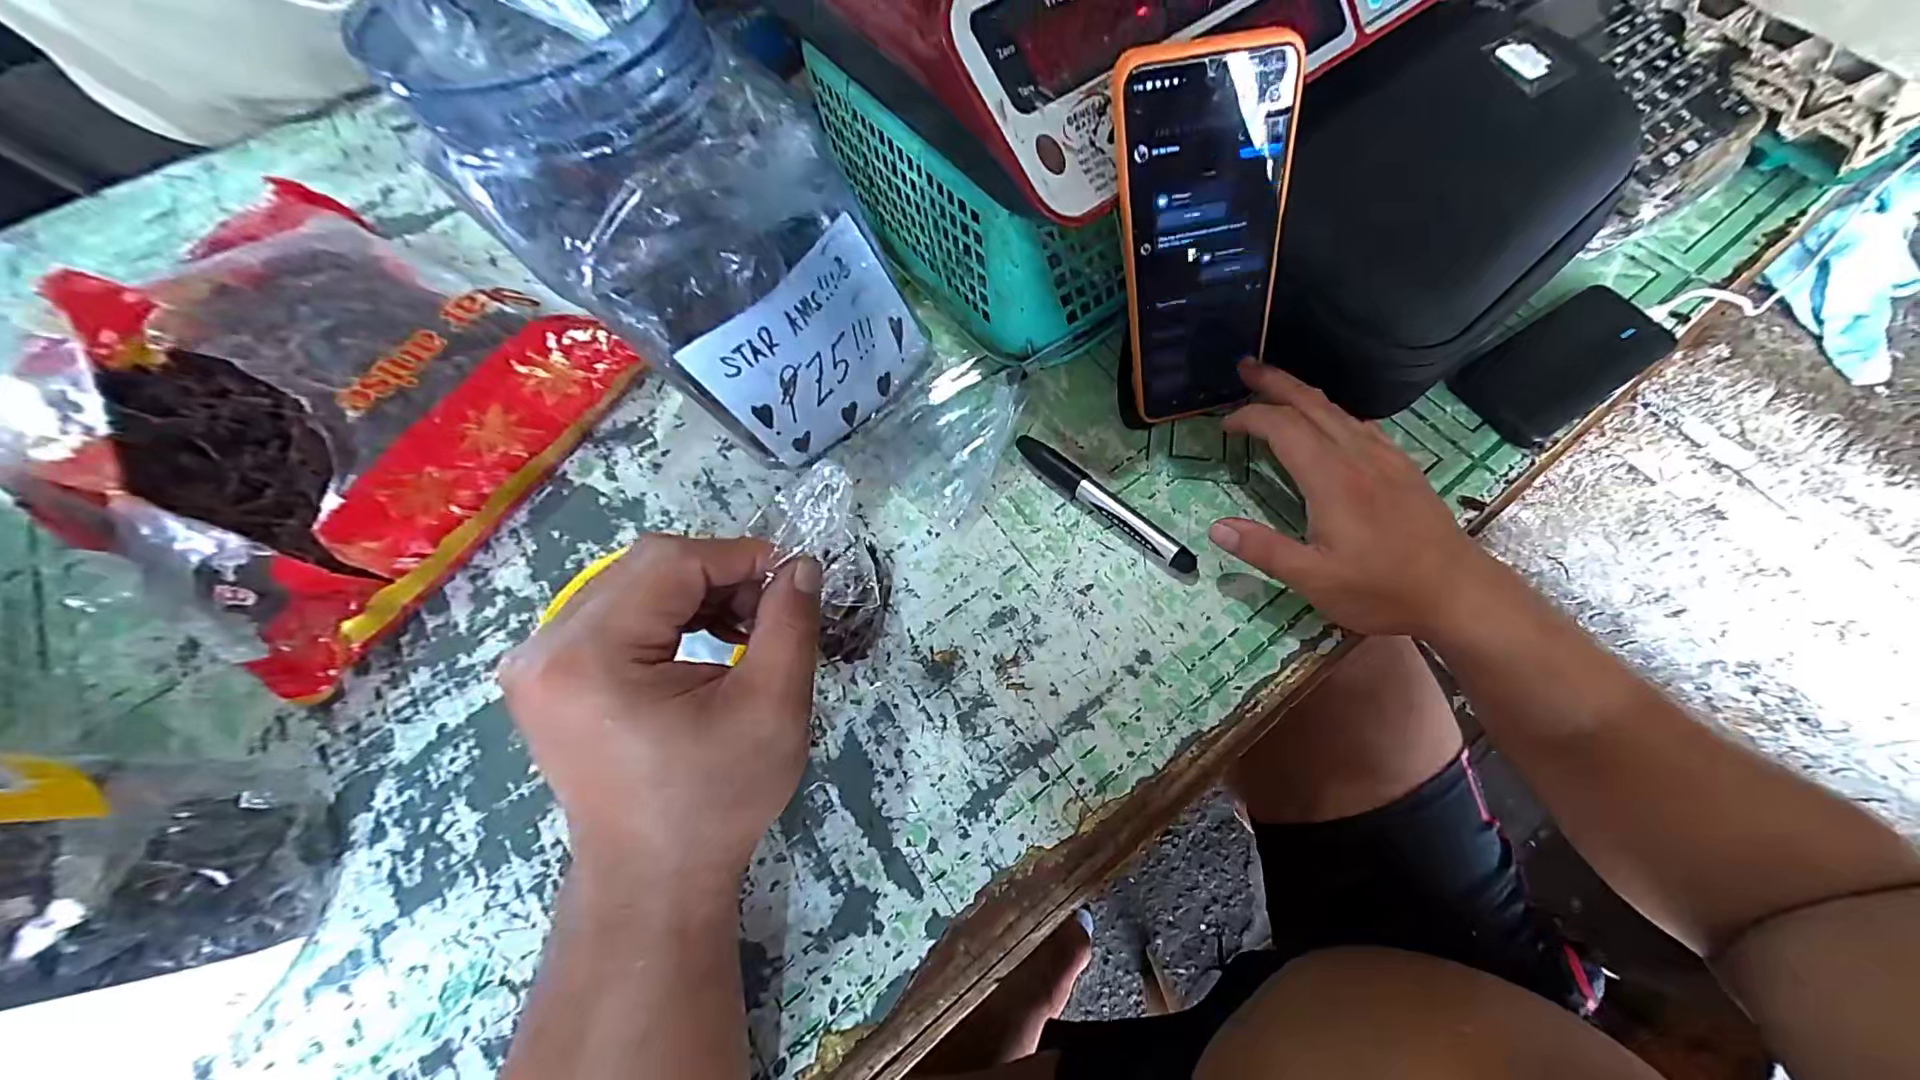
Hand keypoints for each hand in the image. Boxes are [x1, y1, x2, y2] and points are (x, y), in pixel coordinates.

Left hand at [499, 535, 821, 890]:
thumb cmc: (715, 800)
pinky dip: (672, 615)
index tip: (792, 578)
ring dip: (699, 594)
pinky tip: (708, 641)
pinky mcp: (551, 676)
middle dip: (722, 577)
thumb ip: (790, 623)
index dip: (741, 557)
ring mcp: (540, 662)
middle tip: (770, 612)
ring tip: (745, 629)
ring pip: (636, 585)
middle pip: (649, 568)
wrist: (654, 877)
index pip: (671, 562)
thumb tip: (801, 564)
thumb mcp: (772, 707)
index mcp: (589, 654)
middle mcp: (546, 647)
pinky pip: (619, 613)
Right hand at [1208, 360, 1507, 637]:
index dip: (1250, 418)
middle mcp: (1359, 458)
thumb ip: (1263, 550)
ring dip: (1302, 394)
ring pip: (1338, 411)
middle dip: (1276, 382)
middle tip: (1245, 367)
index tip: (1224, 425)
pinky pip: (1360, 426)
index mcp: (1332, 479)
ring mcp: (1385, 460)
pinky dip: (1331, 413)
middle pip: (1312, 404)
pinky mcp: (1401, 469)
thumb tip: (1217, 527)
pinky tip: (1326, 423)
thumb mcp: (1314, 579)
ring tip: (1275, 387)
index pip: (1284, 428)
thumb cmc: (1382, 590)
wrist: (1460, 595)